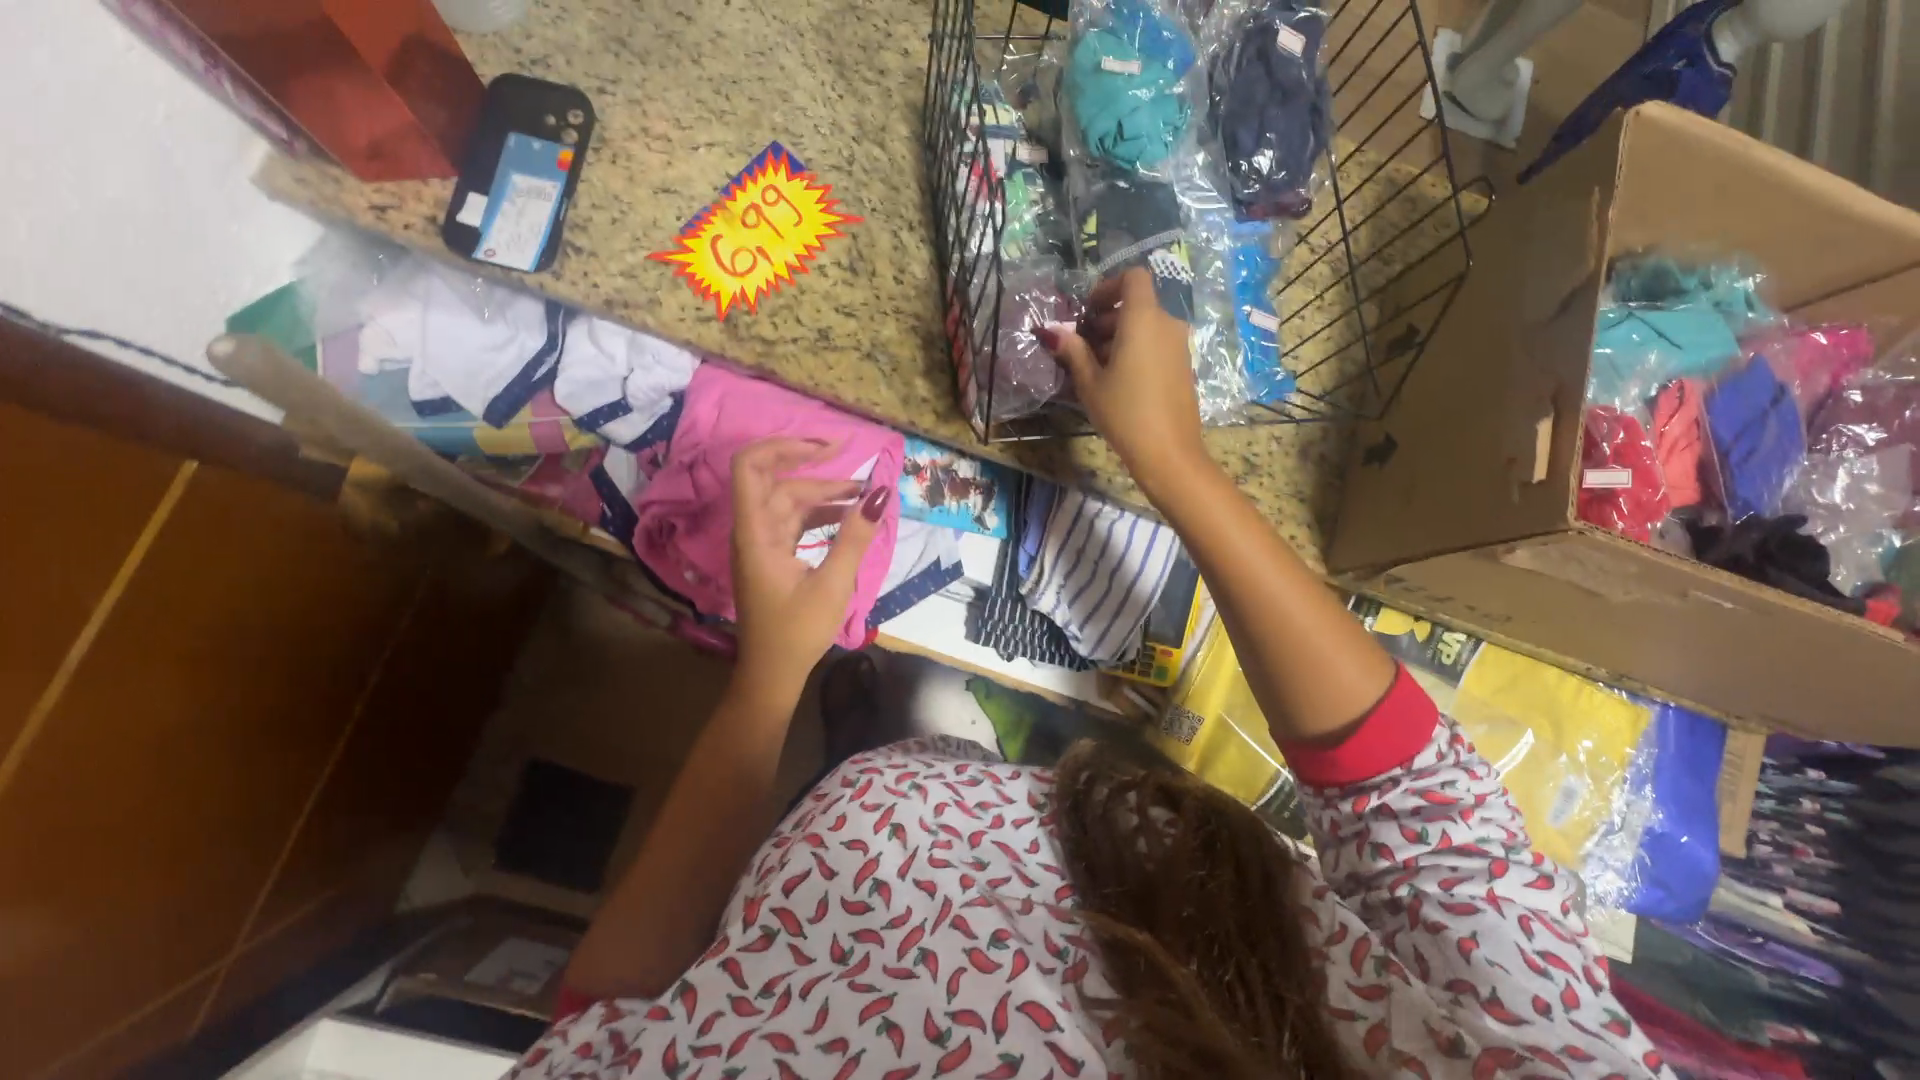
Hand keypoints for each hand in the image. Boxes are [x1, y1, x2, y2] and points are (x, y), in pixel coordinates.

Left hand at [730, 438, 889, 695]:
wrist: (772, 675)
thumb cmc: (797, 633)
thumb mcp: (833, 585)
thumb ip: (855, 538)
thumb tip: (880, 495)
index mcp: (755, 534)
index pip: (750, 467)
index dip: (784, 447)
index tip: (827, 449)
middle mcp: (752, 532)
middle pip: (777, 483)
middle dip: (818, 472)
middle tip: (860, 473)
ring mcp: (761, 546)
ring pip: (788, 503)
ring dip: (824, 495)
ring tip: (864, 498)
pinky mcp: (772, 559)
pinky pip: (793, 523)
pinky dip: (819, 515)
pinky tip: (847, 519)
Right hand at [1038, 267, 1209, 496]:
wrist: (1168, 452)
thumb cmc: (1124, 413)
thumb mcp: (1090, 383)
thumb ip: (1073, 351)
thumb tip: (1053, 332)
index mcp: (1143, 319)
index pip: (1133, 277)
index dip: (1109, 287)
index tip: (1088, 311)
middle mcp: (1166, 324)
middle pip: (1137, 304)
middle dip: (1108, 318)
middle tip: (1082, 344)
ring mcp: (1179, 346)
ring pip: (1147, 326)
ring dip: (1120, 337)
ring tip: (1095, 367)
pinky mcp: (1183, 366)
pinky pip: (1157, 344)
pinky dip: (1137, 350)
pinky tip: (1118, 381)